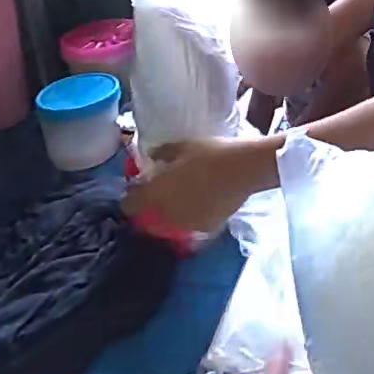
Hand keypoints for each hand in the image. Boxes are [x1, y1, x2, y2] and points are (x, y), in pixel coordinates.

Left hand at [121, 135, 276, 235]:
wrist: (244, 170)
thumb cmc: (212, 154)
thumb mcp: (185, 146)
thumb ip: (164, 153)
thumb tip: (153, 156)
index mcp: (156, 194)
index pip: (129, 204)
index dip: (132, 195)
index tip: (140, 184)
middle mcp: (166, 214)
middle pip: (150, 214)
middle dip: (155, 202)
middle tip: (168, 186)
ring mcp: (186, 224)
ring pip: (172, 219)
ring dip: (174, 209)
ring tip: (189, 192)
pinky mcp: (205, 227)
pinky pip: (192, 222)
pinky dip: (193, 213)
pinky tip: (205, 199)